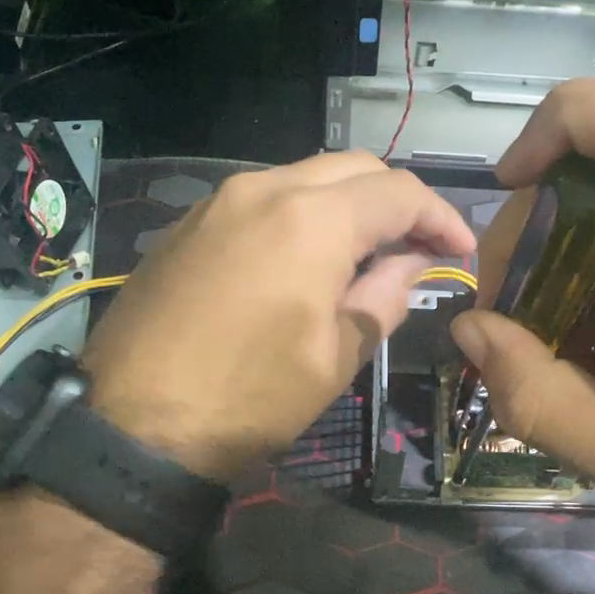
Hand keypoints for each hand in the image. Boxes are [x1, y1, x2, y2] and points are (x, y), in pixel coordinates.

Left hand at [81, 152, 475, 481]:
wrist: (132, 425)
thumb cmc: (250, 398)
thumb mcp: (336, 357)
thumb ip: (384, 297)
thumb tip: (411, 264)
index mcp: (312, 219)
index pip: (399, 193)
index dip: (441, 217)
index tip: (462, 251)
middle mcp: (264, 189)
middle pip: (353, 168)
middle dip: (396, 201)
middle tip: (419, 249)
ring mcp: (219, 201)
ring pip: (305, 177)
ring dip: (347, 205)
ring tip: (367, 255)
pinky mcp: (189, 223)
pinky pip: (263, 199)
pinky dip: (301, 215)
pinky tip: (306, 260)